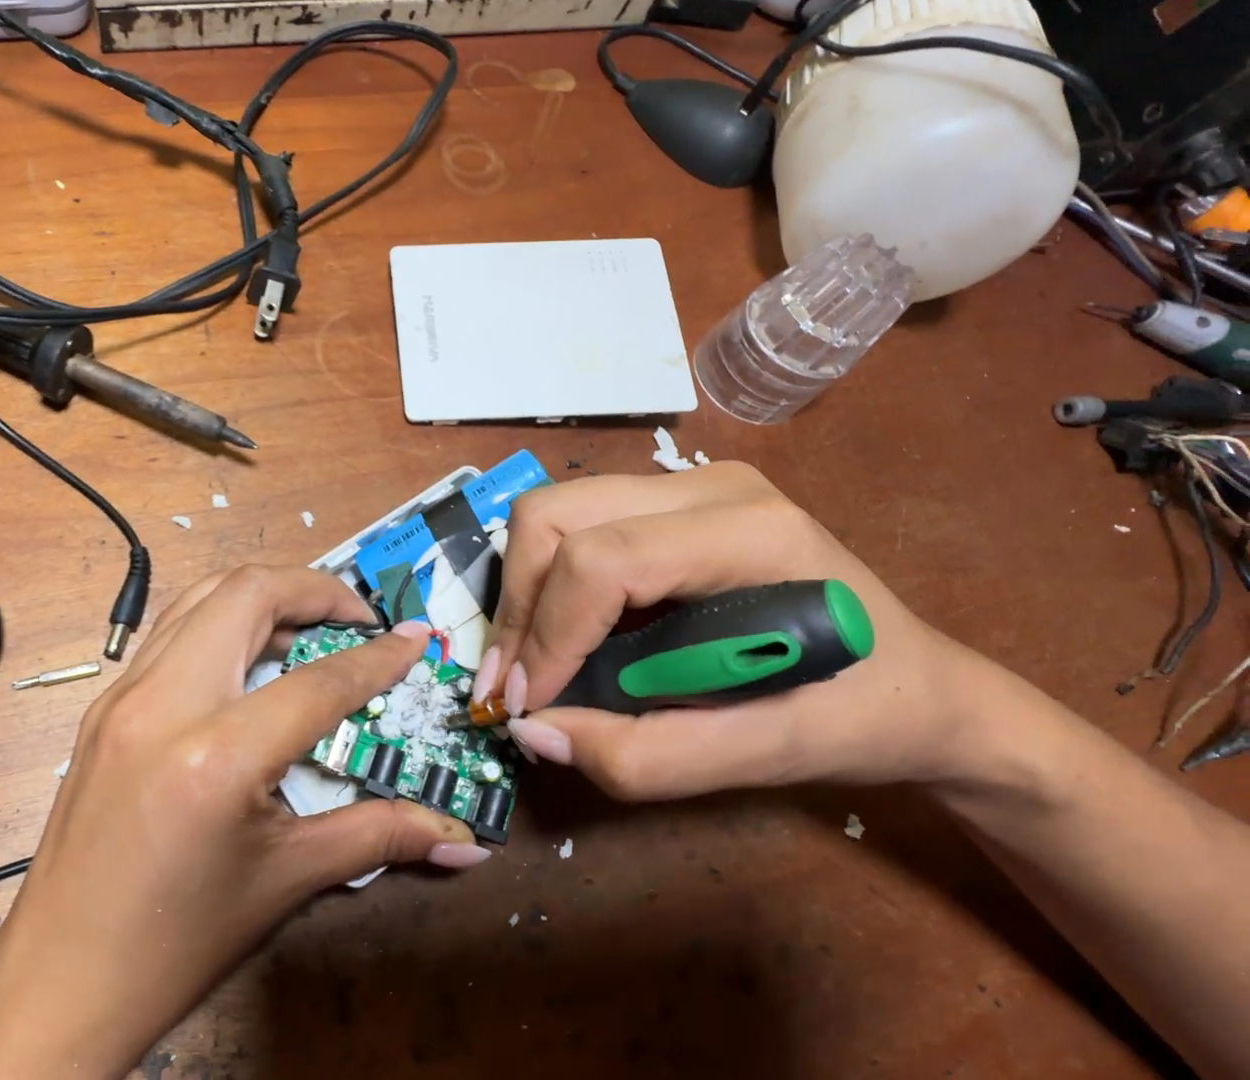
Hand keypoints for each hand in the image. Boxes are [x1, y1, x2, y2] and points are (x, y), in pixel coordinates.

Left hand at [0, 567, 486, 1079]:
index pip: (316, 681)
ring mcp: (121, 697)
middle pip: (245, 594)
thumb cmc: (178, 941)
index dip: (377, 657)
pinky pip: (169, 634)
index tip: (416, 642)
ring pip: (198, 599)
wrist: (62, 976)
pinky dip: (219, 624)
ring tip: (309, 630)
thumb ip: (378, 836)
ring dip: (261, 598)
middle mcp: (162, 703)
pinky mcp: (102, 707)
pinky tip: (248, 663)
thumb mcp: (286, 880)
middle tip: (359, 620)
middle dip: (314, 590)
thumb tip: (462, 838)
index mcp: (215, 755)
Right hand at [473, 463, 997, 800]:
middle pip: (555, 516)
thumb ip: (647, 757)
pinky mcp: (668, 504)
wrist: (920, 684)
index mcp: (752, 533)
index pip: (603, 560)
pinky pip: (572, 528)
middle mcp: (710, 487)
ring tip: (530, 664)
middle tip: (514, 684)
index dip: (548, 635)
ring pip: (551, 514)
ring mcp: (687, 487)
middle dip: (519, 606)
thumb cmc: (861, 717)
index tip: (526, 706)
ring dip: (524, 594)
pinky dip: (545, 585)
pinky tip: (560, 637)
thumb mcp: (767, 757)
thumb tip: (531, 732)